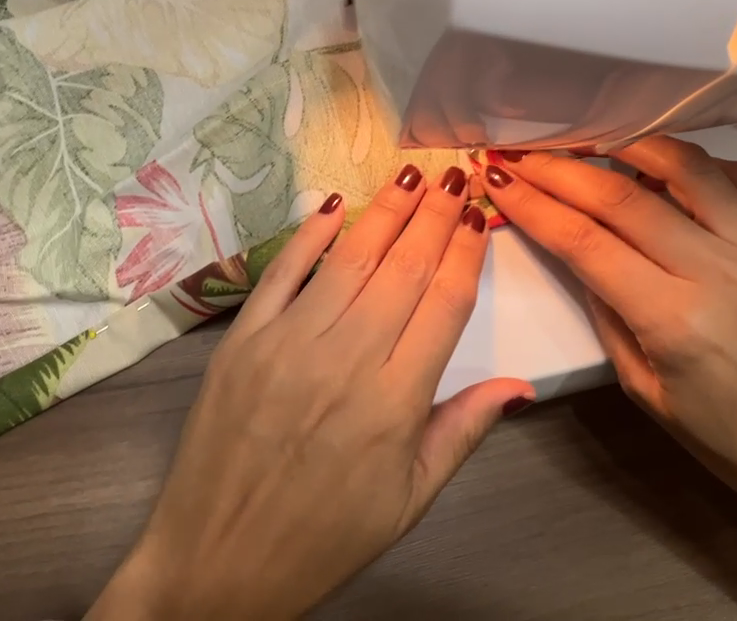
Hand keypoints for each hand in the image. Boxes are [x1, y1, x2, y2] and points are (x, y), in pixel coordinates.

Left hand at [89, 165, 532, 620]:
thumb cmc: (323, 537)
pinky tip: (332, 206)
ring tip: (409, 176)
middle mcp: (345, 360)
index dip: (465, 253)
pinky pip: (282, 274)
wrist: (217, 561)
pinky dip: (308, 236)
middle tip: (452, 174)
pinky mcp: (242, 339)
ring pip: (348, 261)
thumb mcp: (408, 500)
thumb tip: (519, 384)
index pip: (444, 304)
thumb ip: (462, 432)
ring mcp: (288, 343)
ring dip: (383, 213)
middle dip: (432, 216)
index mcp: (395, 402)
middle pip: (402, 269)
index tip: (478, 215)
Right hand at [478, 140, 736, 620]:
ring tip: (587, 140)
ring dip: (626, 144)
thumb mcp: (649, 394)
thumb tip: (579, 255)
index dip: (532, 205)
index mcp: (674, 321)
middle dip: (559, 168)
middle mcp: (717, 271)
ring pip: (684, 166)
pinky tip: (669, 166)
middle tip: (520, 151)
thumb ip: (609, 317)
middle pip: (621, 195)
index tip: (499, 180)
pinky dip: (696, 160)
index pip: (584, 241)